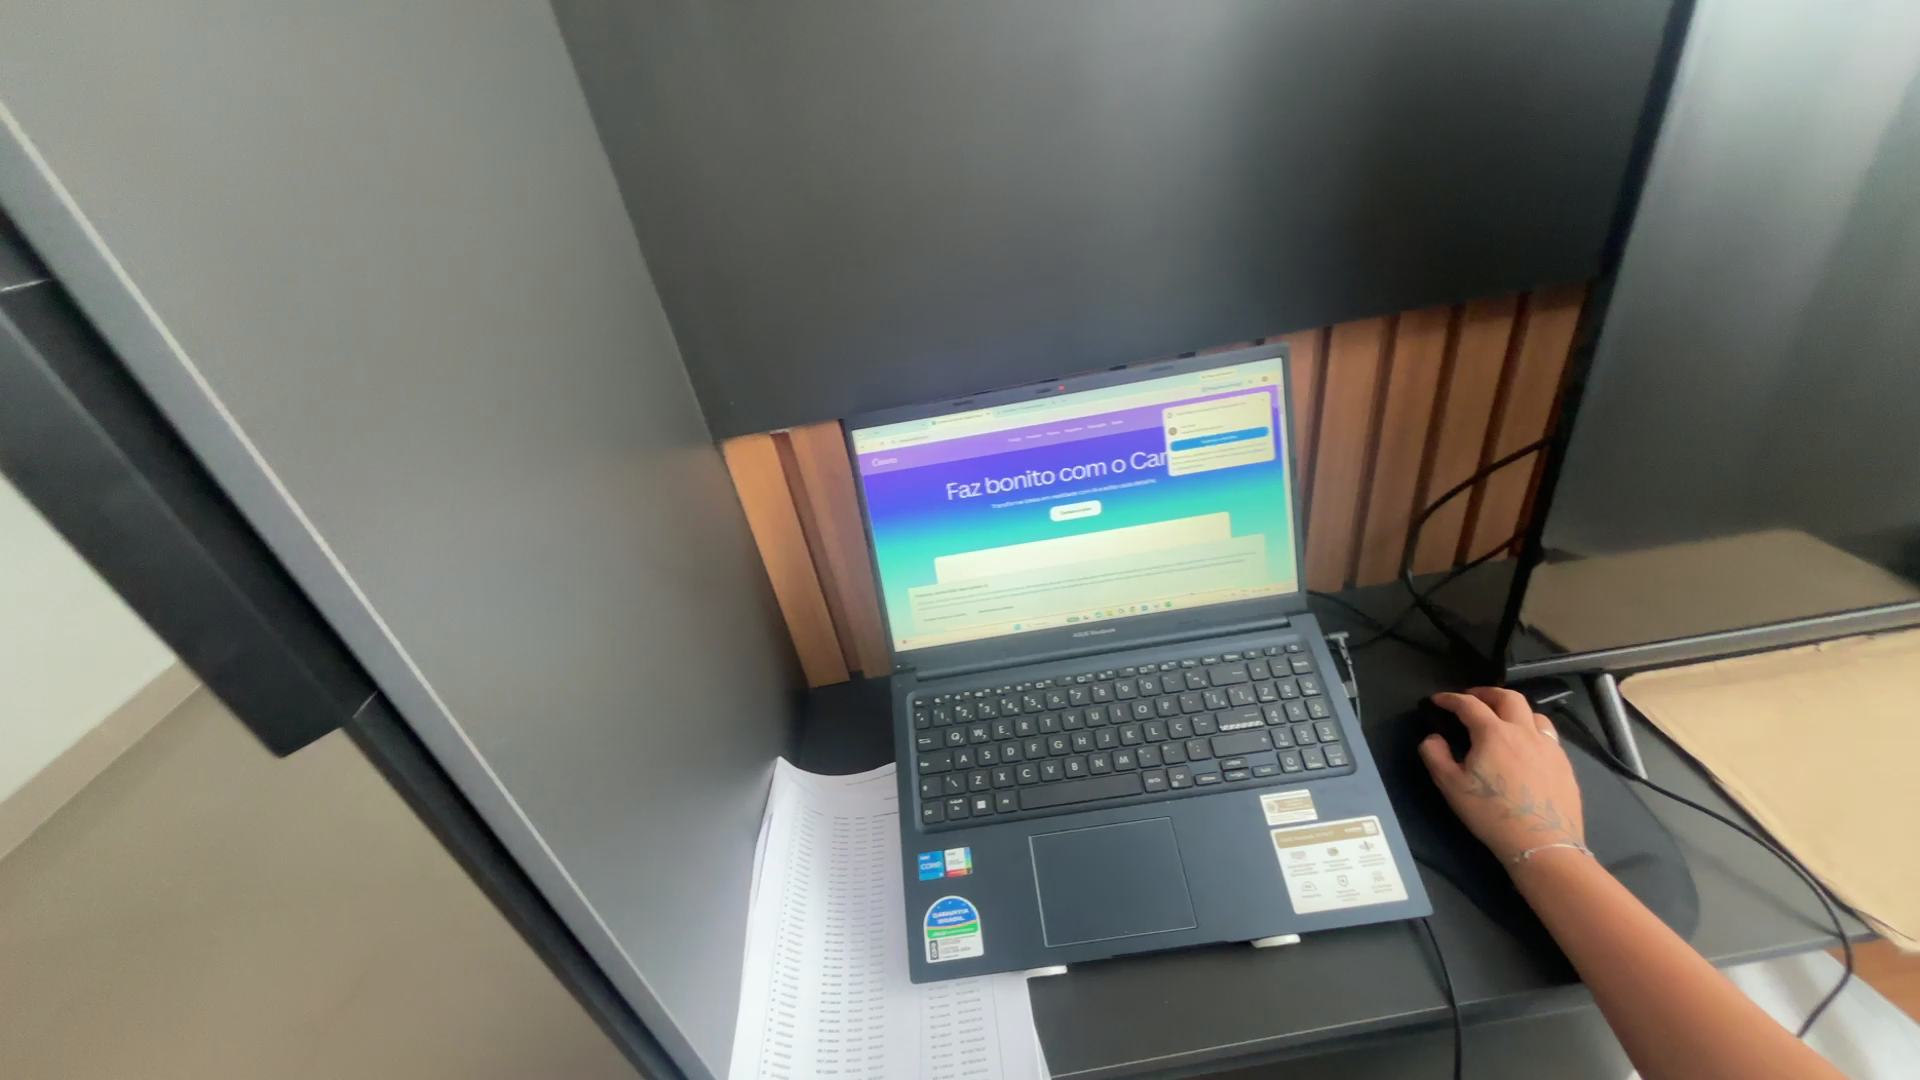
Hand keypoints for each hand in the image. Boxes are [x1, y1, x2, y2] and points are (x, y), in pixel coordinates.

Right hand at [1420, 687, 1584, 866]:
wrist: (1543, 845)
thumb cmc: (1491, 813)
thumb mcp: (1449, 785)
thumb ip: (1434, 754)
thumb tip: (1434, 738)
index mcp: (1494, 734)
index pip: (1469, 704)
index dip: (1450, 698)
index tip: (1438, 700)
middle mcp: (1525, 733)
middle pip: (1509, 697)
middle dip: (1486, 692)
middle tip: (1471, 698)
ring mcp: (1550, 748)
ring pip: (1534, 714)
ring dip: (1513, 710)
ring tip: (1501, 720)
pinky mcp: (1565, 765)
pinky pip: (1548, 736)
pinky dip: (1531, 731)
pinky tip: (1524, 748)